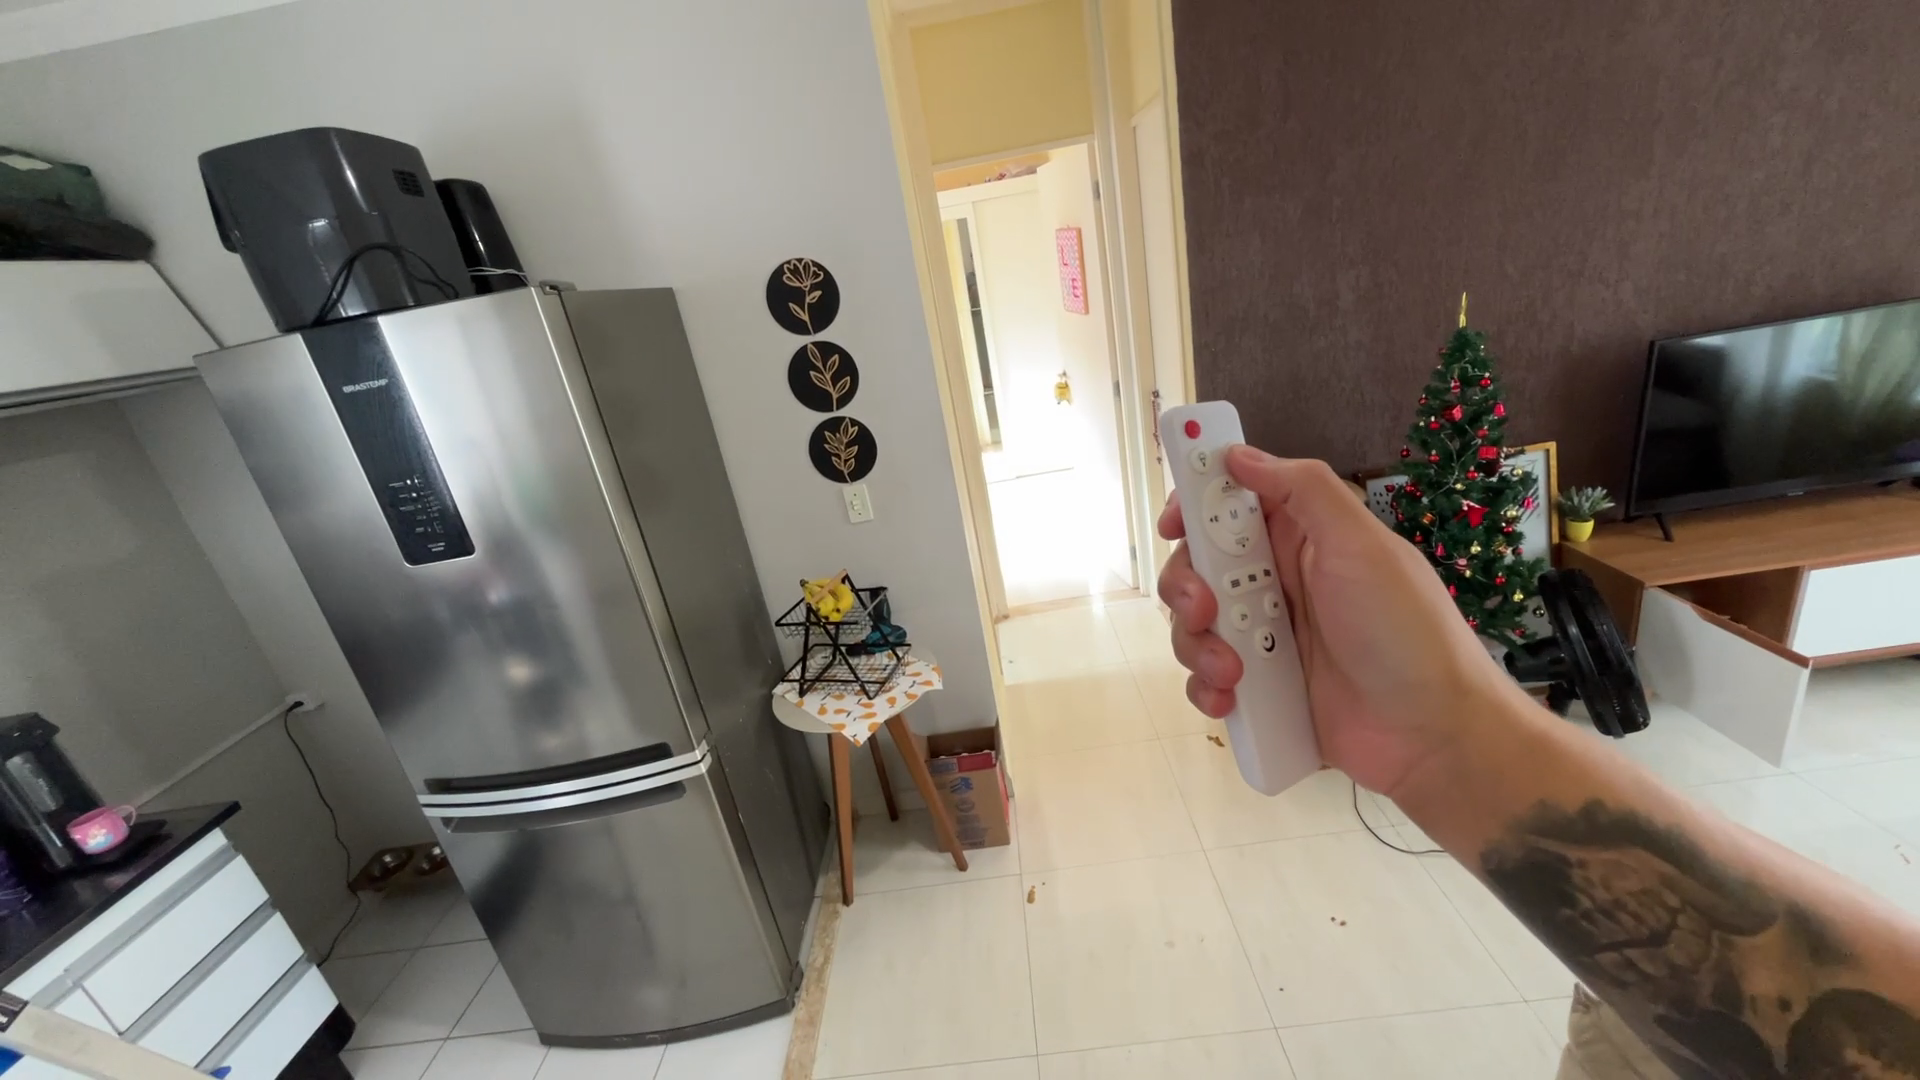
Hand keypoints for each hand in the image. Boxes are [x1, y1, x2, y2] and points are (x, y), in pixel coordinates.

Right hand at [1158, 446, 1518, 796]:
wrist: (1432, 736)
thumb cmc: (1403, 630)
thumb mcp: (1362, 546)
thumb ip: (1303, 491)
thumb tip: (1237, 454)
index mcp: (1298, 539)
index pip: (1228, 507)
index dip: (1192, 509)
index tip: (1171, 526)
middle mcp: (1272, 582)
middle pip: (1196, 567)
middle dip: (1186, 587)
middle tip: (1206, 609)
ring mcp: (1260, 636)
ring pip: (1191, 624)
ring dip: (1197, 644)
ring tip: (1233, 671)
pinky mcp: (1254, 685)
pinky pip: (1203, 677)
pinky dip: (1205, 687)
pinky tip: (1229, 698)